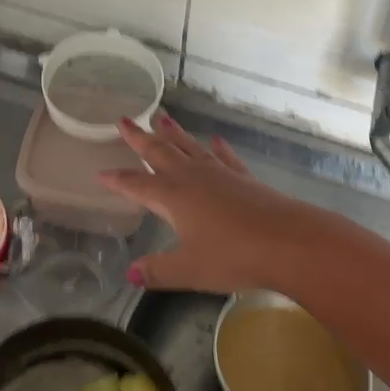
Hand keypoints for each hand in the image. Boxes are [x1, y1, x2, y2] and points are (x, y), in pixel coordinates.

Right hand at [102, 116, 313, 294]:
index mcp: (172, 197)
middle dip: (140, 138)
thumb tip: (131, 273)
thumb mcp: (189, 269)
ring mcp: (221, 174)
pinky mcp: (245, 179)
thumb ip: (158, 270)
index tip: (101, 171)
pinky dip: (218, 148)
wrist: (288, 241)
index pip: (137, 185)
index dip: (118, 180)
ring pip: (190, 147)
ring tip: (162, 117)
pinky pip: (225, 158)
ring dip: (174, 133)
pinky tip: (215, 140)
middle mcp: (192, 178)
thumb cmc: (234, 255)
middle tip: (123, 119)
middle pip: (160, 152)